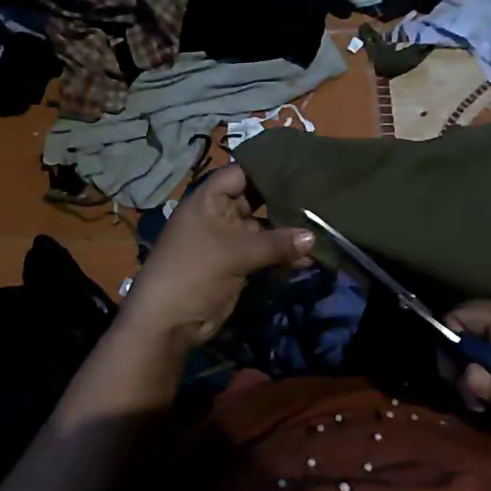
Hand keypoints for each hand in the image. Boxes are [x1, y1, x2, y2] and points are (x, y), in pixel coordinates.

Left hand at [120, 166, 314, 346]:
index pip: (242, 172)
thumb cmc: (195, 273)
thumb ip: (276, 243)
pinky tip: (308, 259)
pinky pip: (264, 252)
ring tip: (322, 230)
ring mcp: (228, 240)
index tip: (302, 167)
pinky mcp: (237, 264)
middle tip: (321, 196)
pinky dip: (283, 255)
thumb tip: (314, 238)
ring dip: (288, 233)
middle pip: (257, 200)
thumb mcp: (236, 253)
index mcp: (209, 200)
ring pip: (264, 229)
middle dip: (285, 201)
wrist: (168, 323)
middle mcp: (219, 215)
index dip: (268, 169)